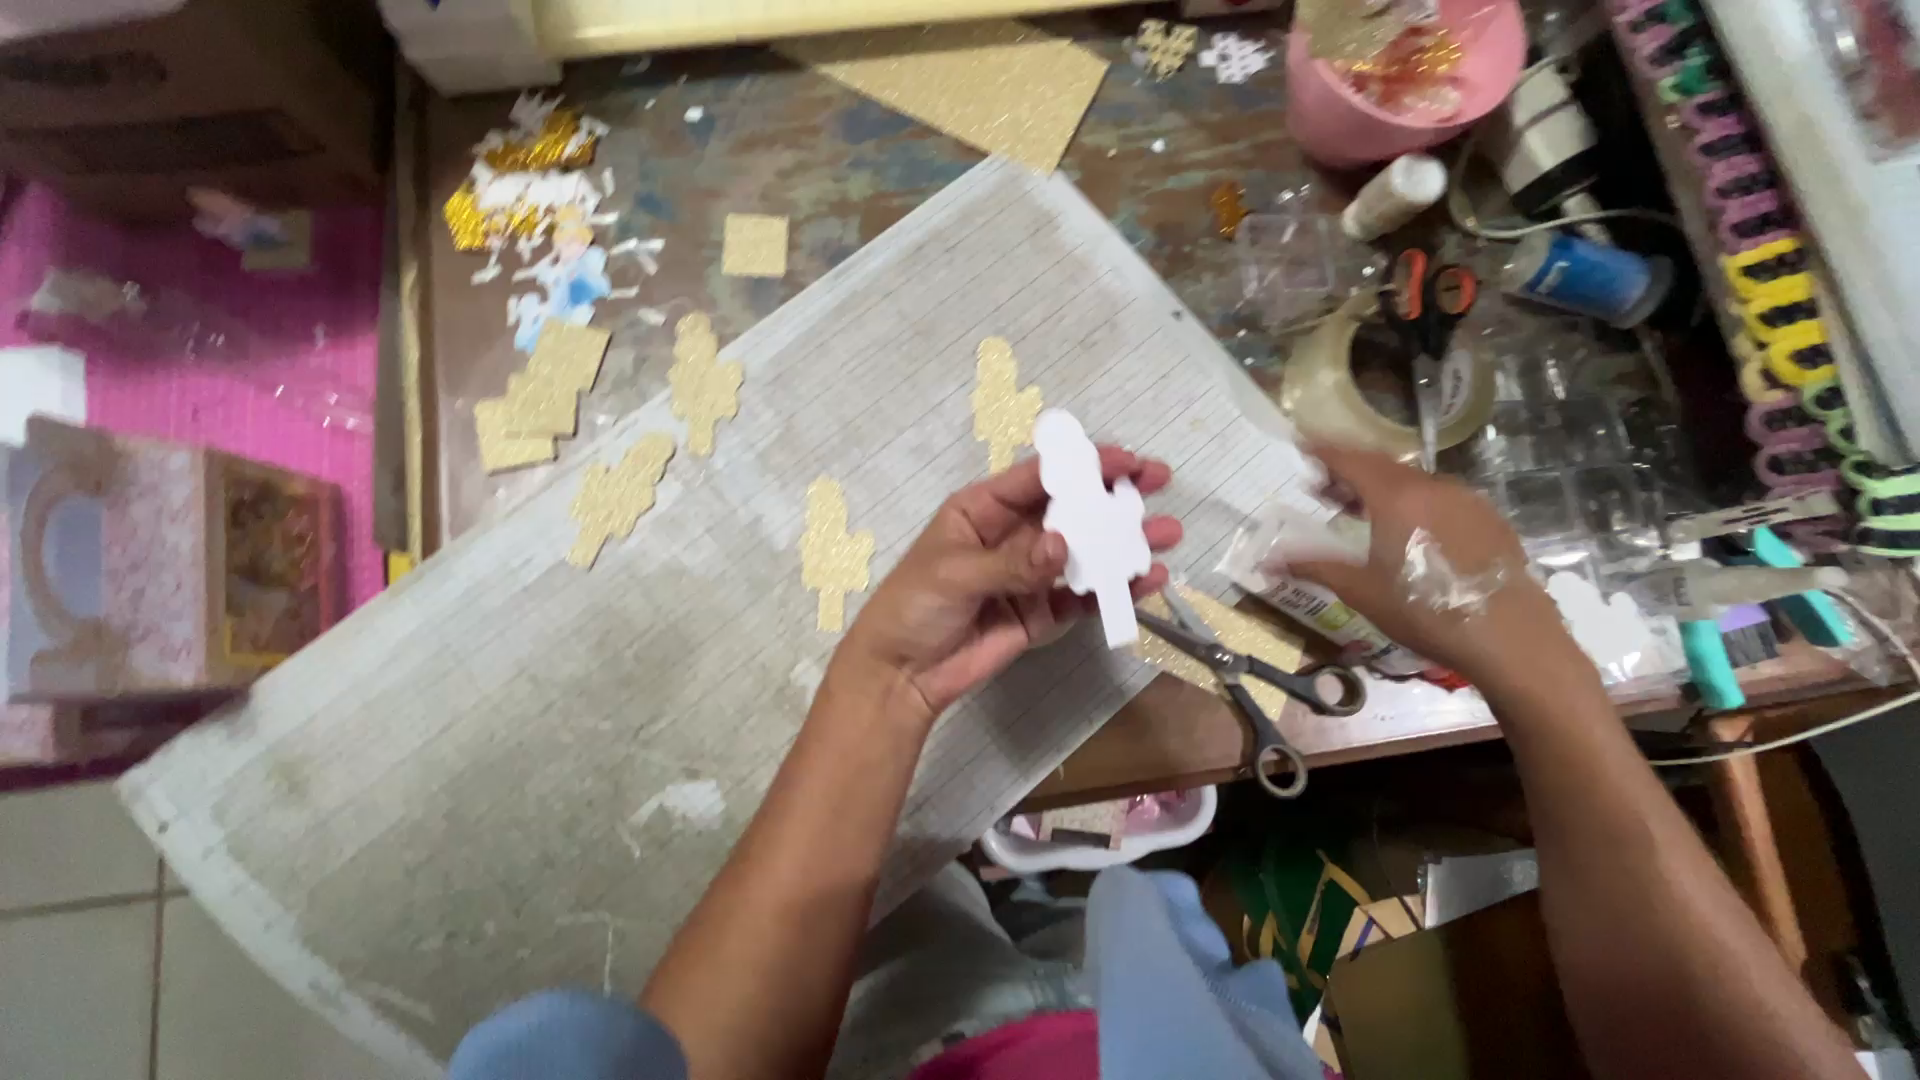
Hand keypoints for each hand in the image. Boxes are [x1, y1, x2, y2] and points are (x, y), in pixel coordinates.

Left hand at [839, 447, 1181, 723]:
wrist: (902, 673)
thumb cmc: (914, 605)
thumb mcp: (954, 574)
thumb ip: (1012, 562)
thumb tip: (1065, 545)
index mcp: (983, 509)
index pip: (1037, 478)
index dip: (1081, 466)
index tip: (1125, 460)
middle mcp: (1011, 535)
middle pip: (1069, 509)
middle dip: (1112, 496)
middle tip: (1159, 482)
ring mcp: (1030, 574)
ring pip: (1084, 552)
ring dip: (1122, 542)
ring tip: (1167, 536)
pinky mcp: (1042, 612)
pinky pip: (1082, 595)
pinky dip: (1113, 590)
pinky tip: (1146, 582)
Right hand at [1288, 443, 1586, 693]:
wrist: (1511, 639)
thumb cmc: (1425, 611)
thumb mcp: (1360, 591)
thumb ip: (1312, 567)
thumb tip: (1265, 562)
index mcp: (1396, 498)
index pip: (1351, 460)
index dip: (1323, 451)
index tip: (1301, 443)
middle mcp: (1432, 488)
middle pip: (1382, 466)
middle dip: (1348, 472)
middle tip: (1322, 487)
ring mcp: (1467, 501)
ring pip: (1413, 482)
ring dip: (1381, 489)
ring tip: (1359, 512)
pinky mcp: (1489, 520)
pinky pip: (1440, 498)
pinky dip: (1412, 502)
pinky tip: (1406, 532)